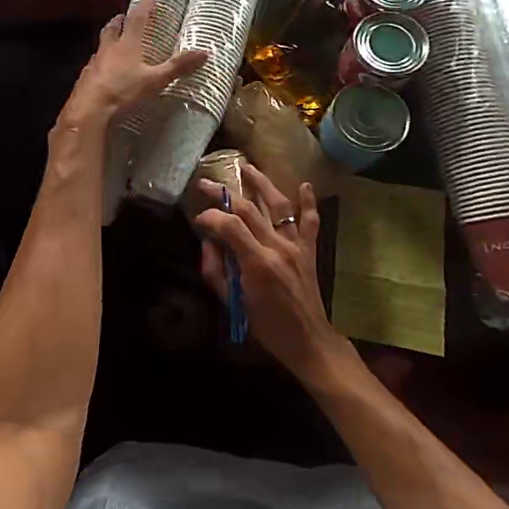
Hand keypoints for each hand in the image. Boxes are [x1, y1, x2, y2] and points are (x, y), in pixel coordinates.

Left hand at [58, 0, 207, 129]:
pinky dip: (100, 63)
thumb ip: (178, 67)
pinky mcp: (85, 79)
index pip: (137, 19)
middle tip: (123, 17)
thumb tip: (205, 52)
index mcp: (127, 45)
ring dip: (108, 41)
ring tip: (114, 44)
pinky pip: (94, 66)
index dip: (145, 7)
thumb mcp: (155, 80)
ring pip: (101, 46)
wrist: (89, 110)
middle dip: (119, 21)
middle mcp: (108, 49)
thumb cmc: (123, 91)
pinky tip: (103, 72)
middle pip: (112, 29)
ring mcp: (93, 63)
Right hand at [192, 165, 349, 376]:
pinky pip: (311, 222)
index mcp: (257, 263)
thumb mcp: (233, 304)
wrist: (308, 340)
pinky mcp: (309, 251)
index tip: (197, 219)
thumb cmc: (267, 327)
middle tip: (206, 184)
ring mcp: (296, 246)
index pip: (229, 226)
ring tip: (248, 168)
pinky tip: (305, 185)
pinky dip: (309, 203)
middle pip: (249, 210)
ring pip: (280, 206)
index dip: (210, 217)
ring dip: (263, 184)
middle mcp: (278, 248)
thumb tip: (208, 243)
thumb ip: (216, 271)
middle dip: (225, 194)